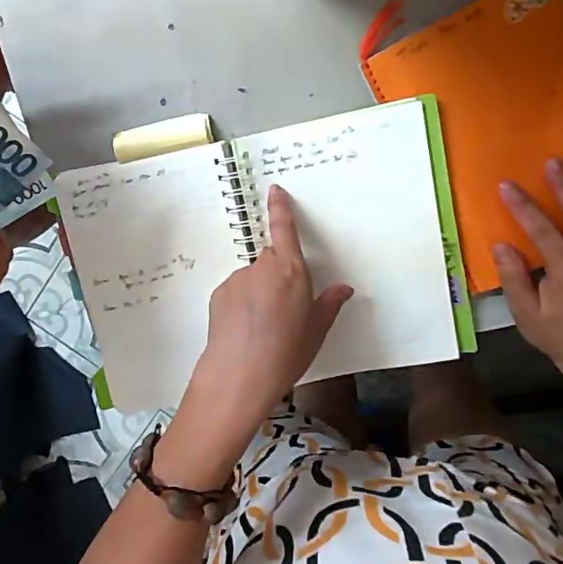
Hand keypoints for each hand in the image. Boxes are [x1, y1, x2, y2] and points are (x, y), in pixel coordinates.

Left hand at [183, 186, 352, 436]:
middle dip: (278, 278)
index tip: (275, 190)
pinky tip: (245, 330)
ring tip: (263, 327)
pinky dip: (242, 305)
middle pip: (271, 260)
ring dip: (259, 294)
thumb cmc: (287, 350)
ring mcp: (238, 279)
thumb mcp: (317, 329)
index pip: (284, 229)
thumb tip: (343, 288)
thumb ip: (329, 303)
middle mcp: (263, 266)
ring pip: (252, 279)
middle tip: (284, 310)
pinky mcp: (219, 293)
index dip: (280, 207)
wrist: (241, 373)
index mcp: (291, 269)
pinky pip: (236, 293)